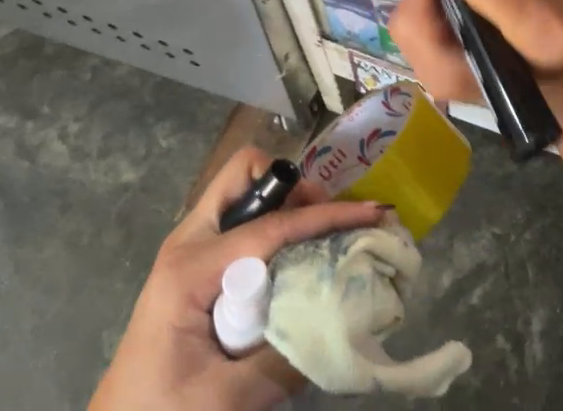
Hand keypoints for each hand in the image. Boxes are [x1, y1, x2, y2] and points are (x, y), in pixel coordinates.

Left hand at [89, 147, 386, 410]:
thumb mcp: (227, 397)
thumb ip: (289, 355)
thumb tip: (349, 314)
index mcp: (190, 269)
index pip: (273, 223)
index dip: (328, 214)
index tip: (373, 213)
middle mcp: (188, 243)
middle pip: (246, 174)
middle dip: (295, 186)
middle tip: (329, 220)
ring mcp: (191, 250)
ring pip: (247, 191)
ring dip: (288, 202)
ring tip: (322, 236)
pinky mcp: (198, 264)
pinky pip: (245, 220)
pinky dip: (278, 222)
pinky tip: (298, 255)